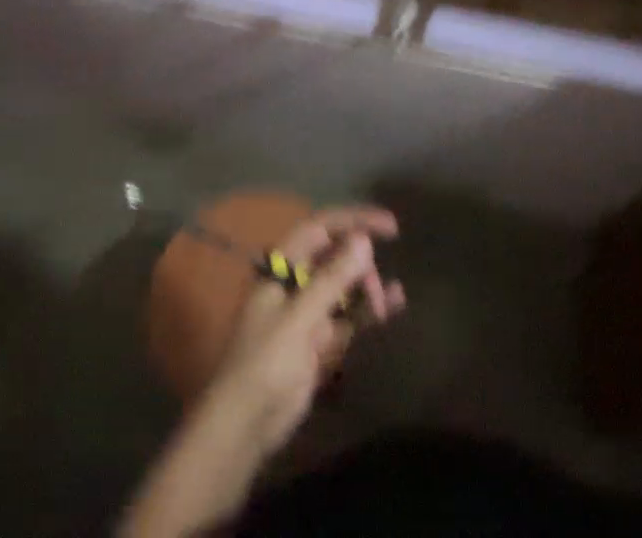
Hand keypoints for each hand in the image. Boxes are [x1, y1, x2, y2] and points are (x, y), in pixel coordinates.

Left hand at [198, 206, 405, 459]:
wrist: (246, 422)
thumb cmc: (265, 363)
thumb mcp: (299, 318)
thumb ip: (332, 279)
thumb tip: (363, 241)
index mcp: (280, 270)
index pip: (318, 229)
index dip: (353, 220)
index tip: (389, 225)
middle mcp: (294, 284)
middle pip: (335, 256)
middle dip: (361, 264)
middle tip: (378, 288)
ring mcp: (307, 312)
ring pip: (345, 286)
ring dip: (368, 287)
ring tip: (387, 301)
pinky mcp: (319, 339)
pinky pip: (349, 315)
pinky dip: (368, 309)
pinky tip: (394, 304)